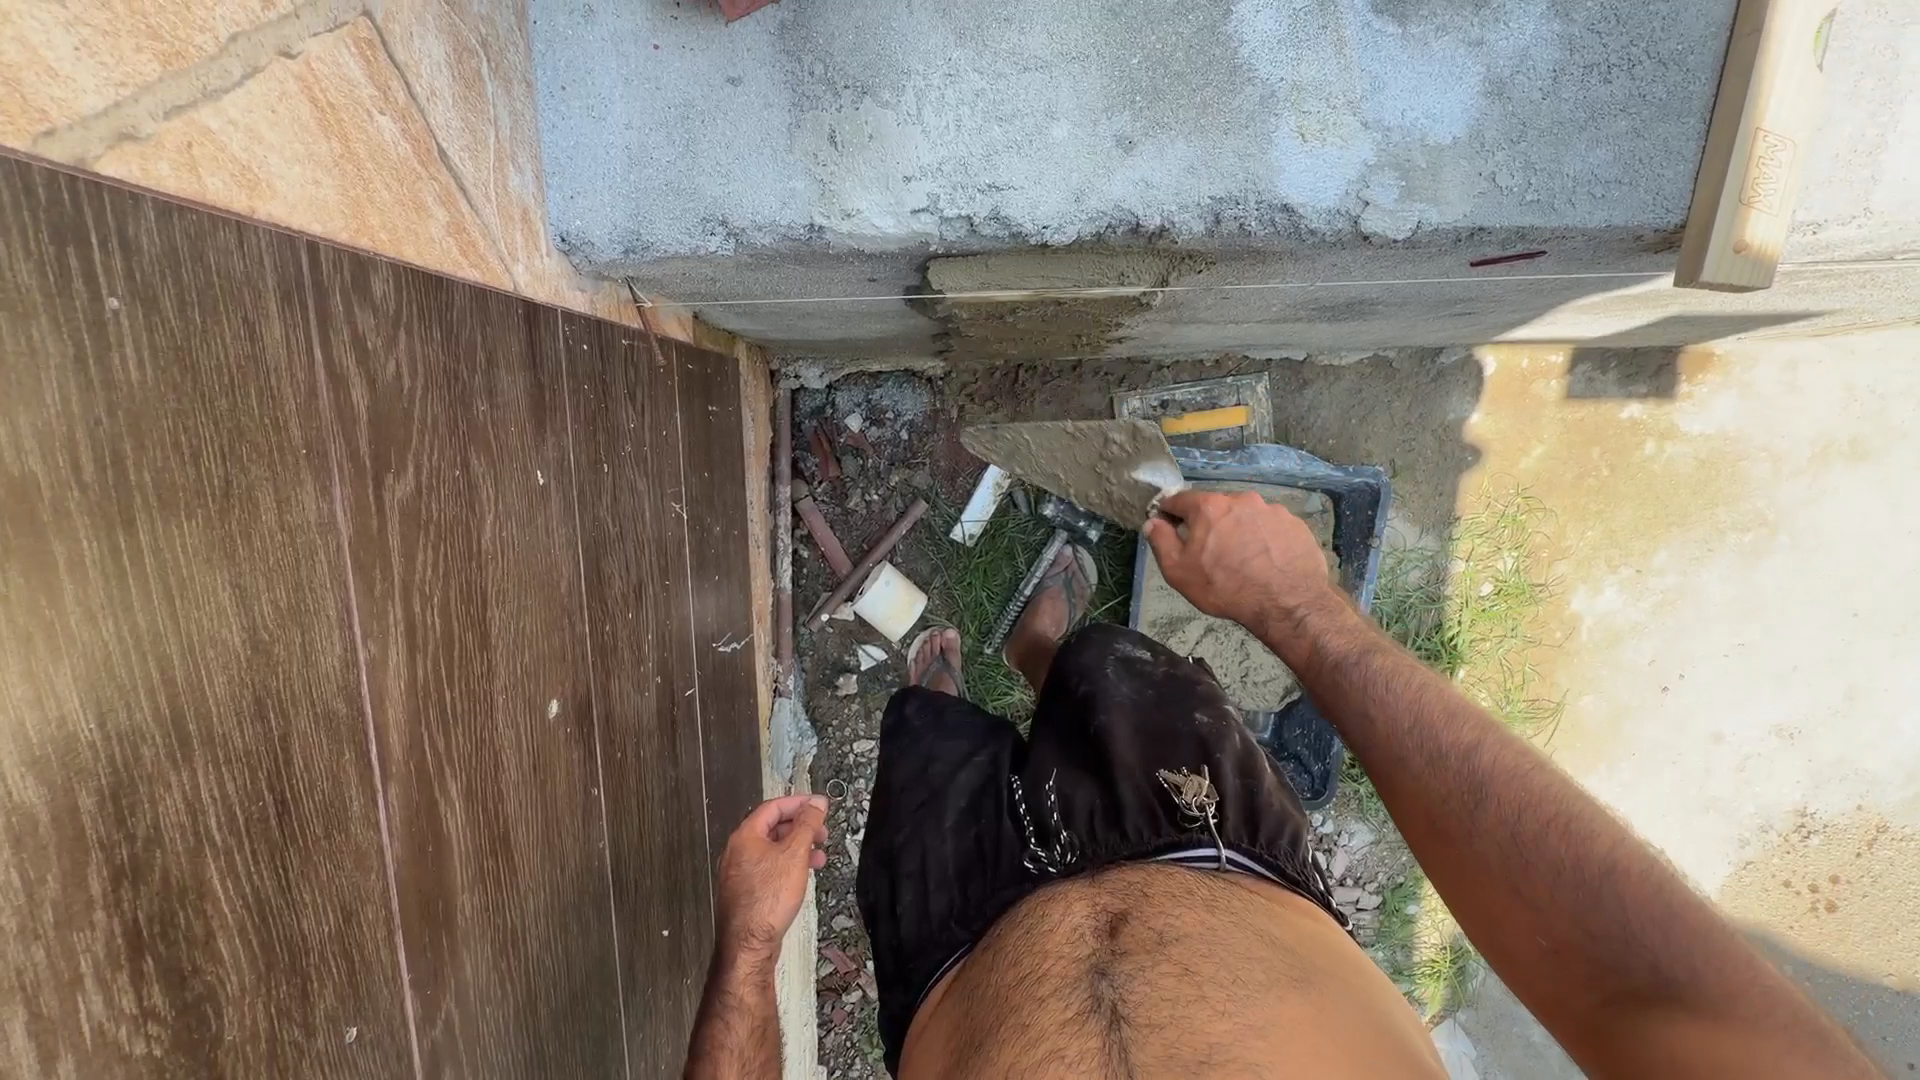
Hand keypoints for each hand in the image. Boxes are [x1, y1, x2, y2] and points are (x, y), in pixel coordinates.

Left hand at [714, 794, 829, 968]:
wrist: (748, 945)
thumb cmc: (765, 903)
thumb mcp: (795, 853)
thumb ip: (807, 824)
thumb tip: (815, 804)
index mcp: (745, 836)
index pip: (774, 806)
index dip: (799, 803)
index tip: (817, 805)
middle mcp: (738, 852)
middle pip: (773, 827)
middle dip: (801, 826)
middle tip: (820, 830)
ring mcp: (740, 873)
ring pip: (772, 849)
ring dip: (797, 847)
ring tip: (817, 855)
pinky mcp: (746, 892)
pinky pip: (769, 868)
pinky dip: (788, 865)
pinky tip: (801, 876)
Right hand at [1145, 490, 1339, 629]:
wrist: (1286, 603)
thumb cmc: (1225, 587)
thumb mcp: (1178, 571)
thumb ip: (1161, 541)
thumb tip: (1153, 522)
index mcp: (1209, 506)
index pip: (1179, 500)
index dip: (1170, 514)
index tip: (1170, 530)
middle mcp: (1241, 499)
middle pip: (1215, 507)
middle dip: (1208, 524)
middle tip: (1210, 552)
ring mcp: (1272, 510)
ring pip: (1245, 516)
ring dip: (1238, 530)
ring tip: (1242, 559)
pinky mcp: (1295, 524)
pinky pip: (1270, 527)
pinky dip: (1263, 539)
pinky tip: (1265, 561)